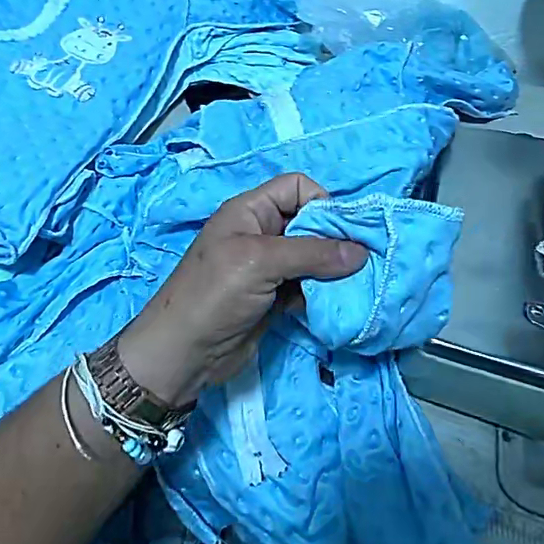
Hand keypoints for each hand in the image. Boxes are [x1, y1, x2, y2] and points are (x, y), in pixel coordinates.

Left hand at [114, 173, 367, 405]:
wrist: (183, 355)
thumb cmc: (213, 295)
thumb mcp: (260, 263)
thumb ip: (312, 253)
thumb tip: (361, 252)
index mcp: (251, 210)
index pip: (298, 187)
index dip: (323, 202)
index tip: (343, 232)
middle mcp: (262, 232)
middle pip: (311, 221)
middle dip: (336, 238)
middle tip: (360, 260)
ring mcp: (269, 266)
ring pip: (314, 255)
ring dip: (333, 269)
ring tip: (353, 284)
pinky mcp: (275, 295)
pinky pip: (309, 283)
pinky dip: (323, 290)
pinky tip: (333, 302)